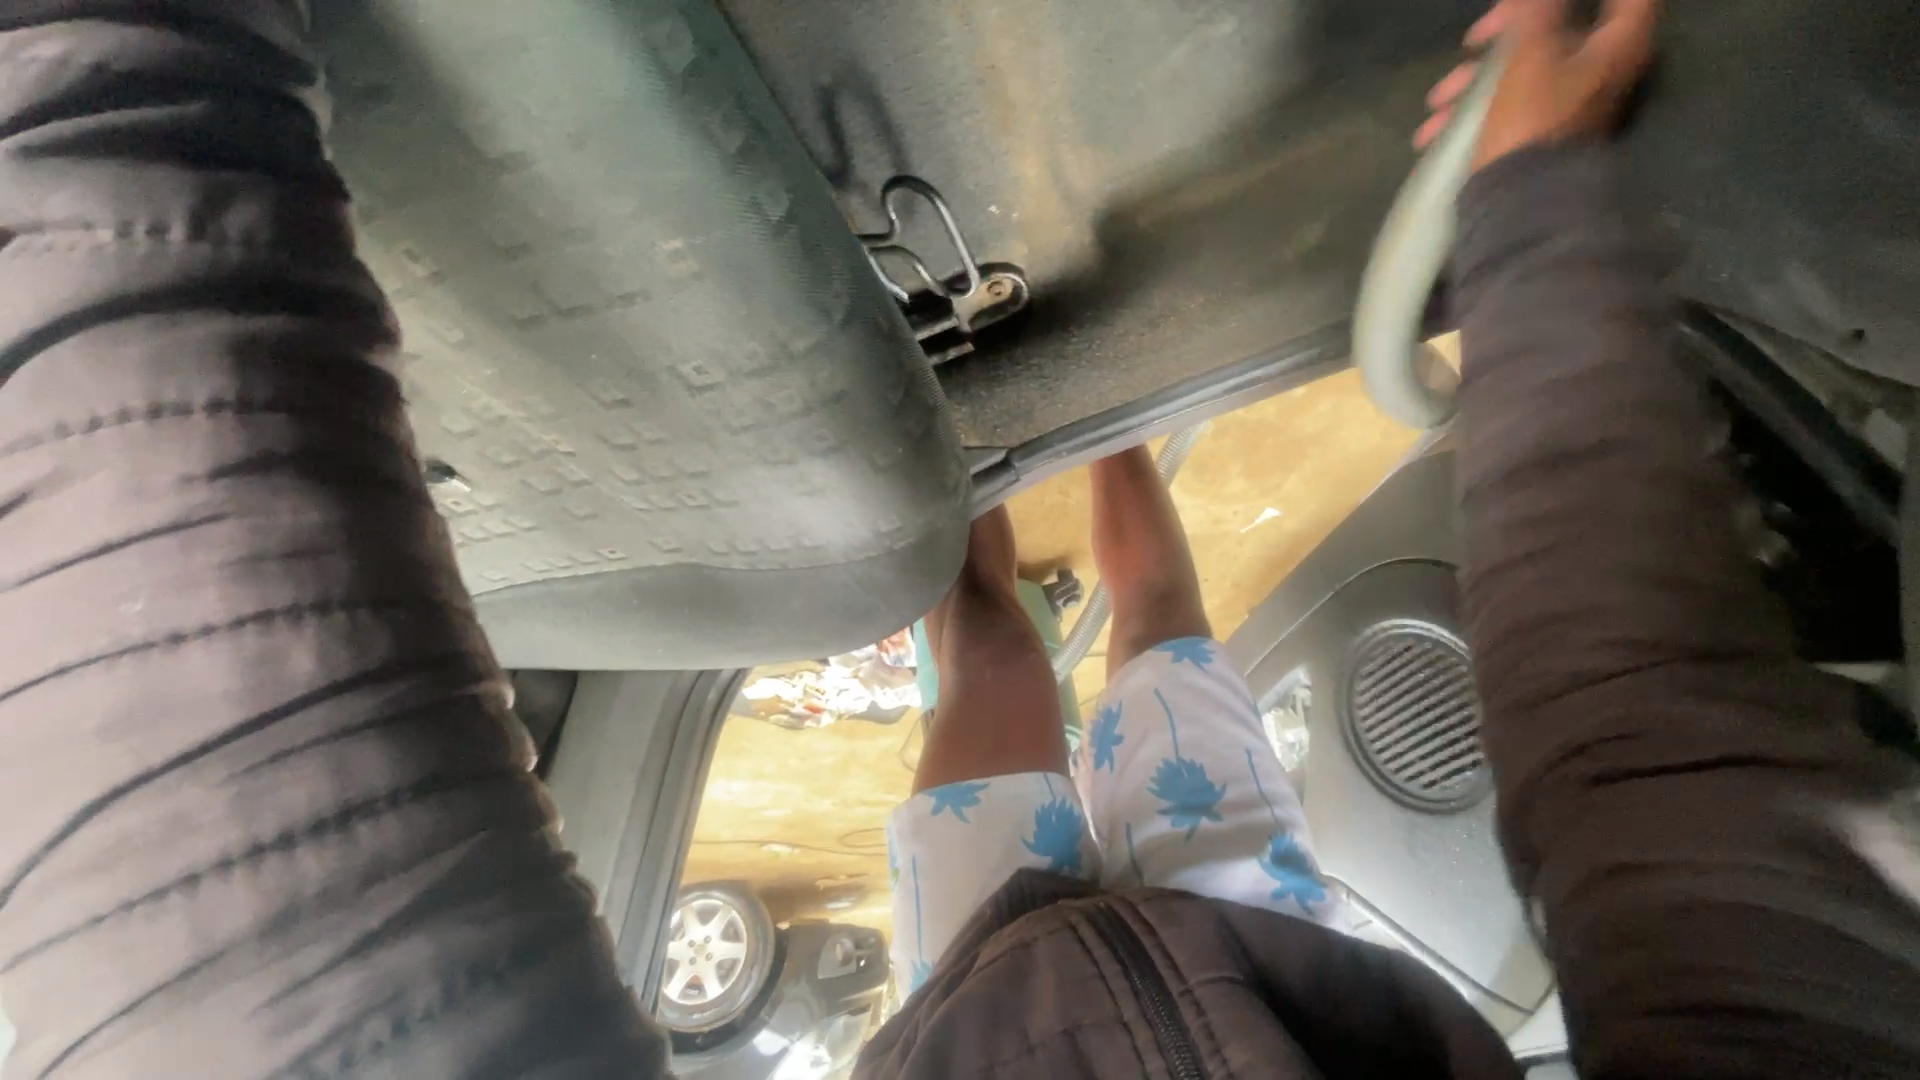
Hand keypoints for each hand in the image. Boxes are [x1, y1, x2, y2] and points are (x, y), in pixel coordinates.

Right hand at [1415, 0, 1660, 170]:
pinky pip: (1506, 109)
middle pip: (1556, 31)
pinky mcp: (1538, 134)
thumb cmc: (1531, 122)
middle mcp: (1601, 69)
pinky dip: (1472, 115)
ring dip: (1472, 85)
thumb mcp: (1529, 56)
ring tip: (1437, 104)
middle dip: (1501, 40)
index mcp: (1616, 43)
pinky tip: (1436, 132)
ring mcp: (1569, 105)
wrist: (1521, 201)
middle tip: (1468, 43)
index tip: (1523, 4)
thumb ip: (1534, 11)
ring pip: (1520, 73)